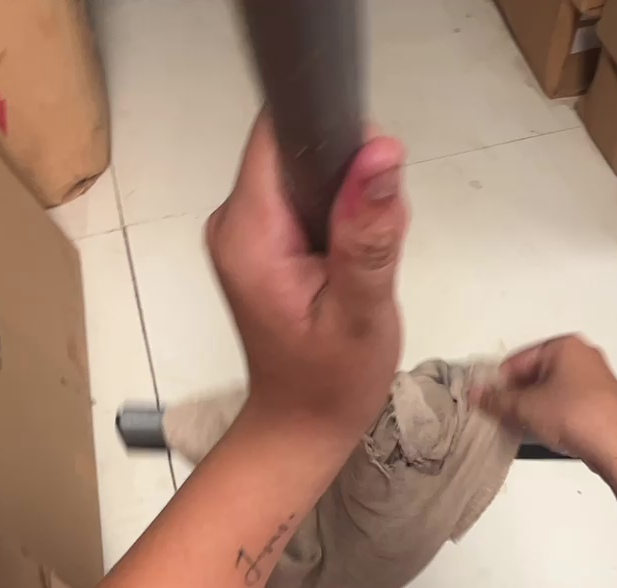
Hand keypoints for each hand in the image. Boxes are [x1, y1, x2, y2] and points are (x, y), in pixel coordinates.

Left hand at [206, 112, 408, 438]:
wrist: (300, 426)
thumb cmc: (331, 384)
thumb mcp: (361, 313)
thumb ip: (368, 234)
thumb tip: (382, 152)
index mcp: (249, 233)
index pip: (282, 133)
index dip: (333, 138)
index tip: (370, 185)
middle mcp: (234, 222)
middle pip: (296, 150)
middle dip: (346, 179)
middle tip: (370, 246)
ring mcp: (243, 234)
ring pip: (305, 175)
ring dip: (344, 205)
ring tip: (358, 265)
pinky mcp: (260, 246)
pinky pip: (304, 203)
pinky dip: (335, 223)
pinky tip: (345, 267)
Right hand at [473, 335, 616, 465]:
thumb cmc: (578, 415)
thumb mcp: (525, 407)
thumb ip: (496, 400)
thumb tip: (476, 394)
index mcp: (564, 346)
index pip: (517, 360)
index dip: (498, 381)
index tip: (487, 400)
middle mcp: (581, 356)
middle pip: (533, 374)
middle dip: (515, 395)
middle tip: (501, 415)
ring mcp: (593, 379)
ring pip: (549, 390)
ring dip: (531, 407)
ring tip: (522, 426)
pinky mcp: (599, 402)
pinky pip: (564, 403)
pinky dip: (549, 415)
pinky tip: (544, 431)